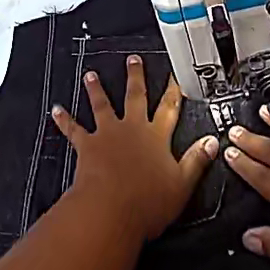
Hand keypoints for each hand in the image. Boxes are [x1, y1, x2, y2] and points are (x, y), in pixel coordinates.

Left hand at [51, 55, 217, 243]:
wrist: (110, 210)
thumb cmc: (147, 202)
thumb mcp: (182, 184)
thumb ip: (197, 161)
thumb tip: (213, 142)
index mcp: (156, 137)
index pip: (169, 108)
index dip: (173, 91)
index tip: (174, 76)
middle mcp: (132, 129)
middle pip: (135, 97)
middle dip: (135, 77)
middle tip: (133, 59)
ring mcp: (107, 134)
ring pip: (102, 105)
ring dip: (97, 89)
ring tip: (91, 74)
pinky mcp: (87, 146)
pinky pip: (73, 129)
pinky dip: (64, 119)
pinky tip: (56, 109)